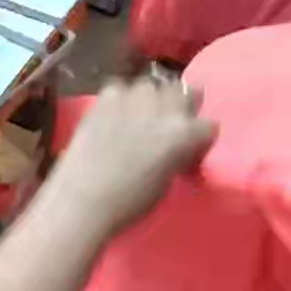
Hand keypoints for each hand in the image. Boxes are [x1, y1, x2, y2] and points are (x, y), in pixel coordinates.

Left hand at [37, 74, 216, 241]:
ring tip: (136, 120)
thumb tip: (176, 148)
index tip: (187, 151)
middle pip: (183, 93)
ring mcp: (133, 97)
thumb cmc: (127, 204)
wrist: (82, 200)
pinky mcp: (105, 96)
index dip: (199, 140)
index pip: (208, 126)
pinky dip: (120, 100)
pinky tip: (111, 118)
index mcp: (184, 134)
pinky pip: (121, 88)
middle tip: (164, 129)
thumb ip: (177, 155)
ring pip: (152, 86)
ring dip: (150, 100)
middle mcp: (164, 108)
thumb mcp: (167, 182)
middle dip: (179, 108)